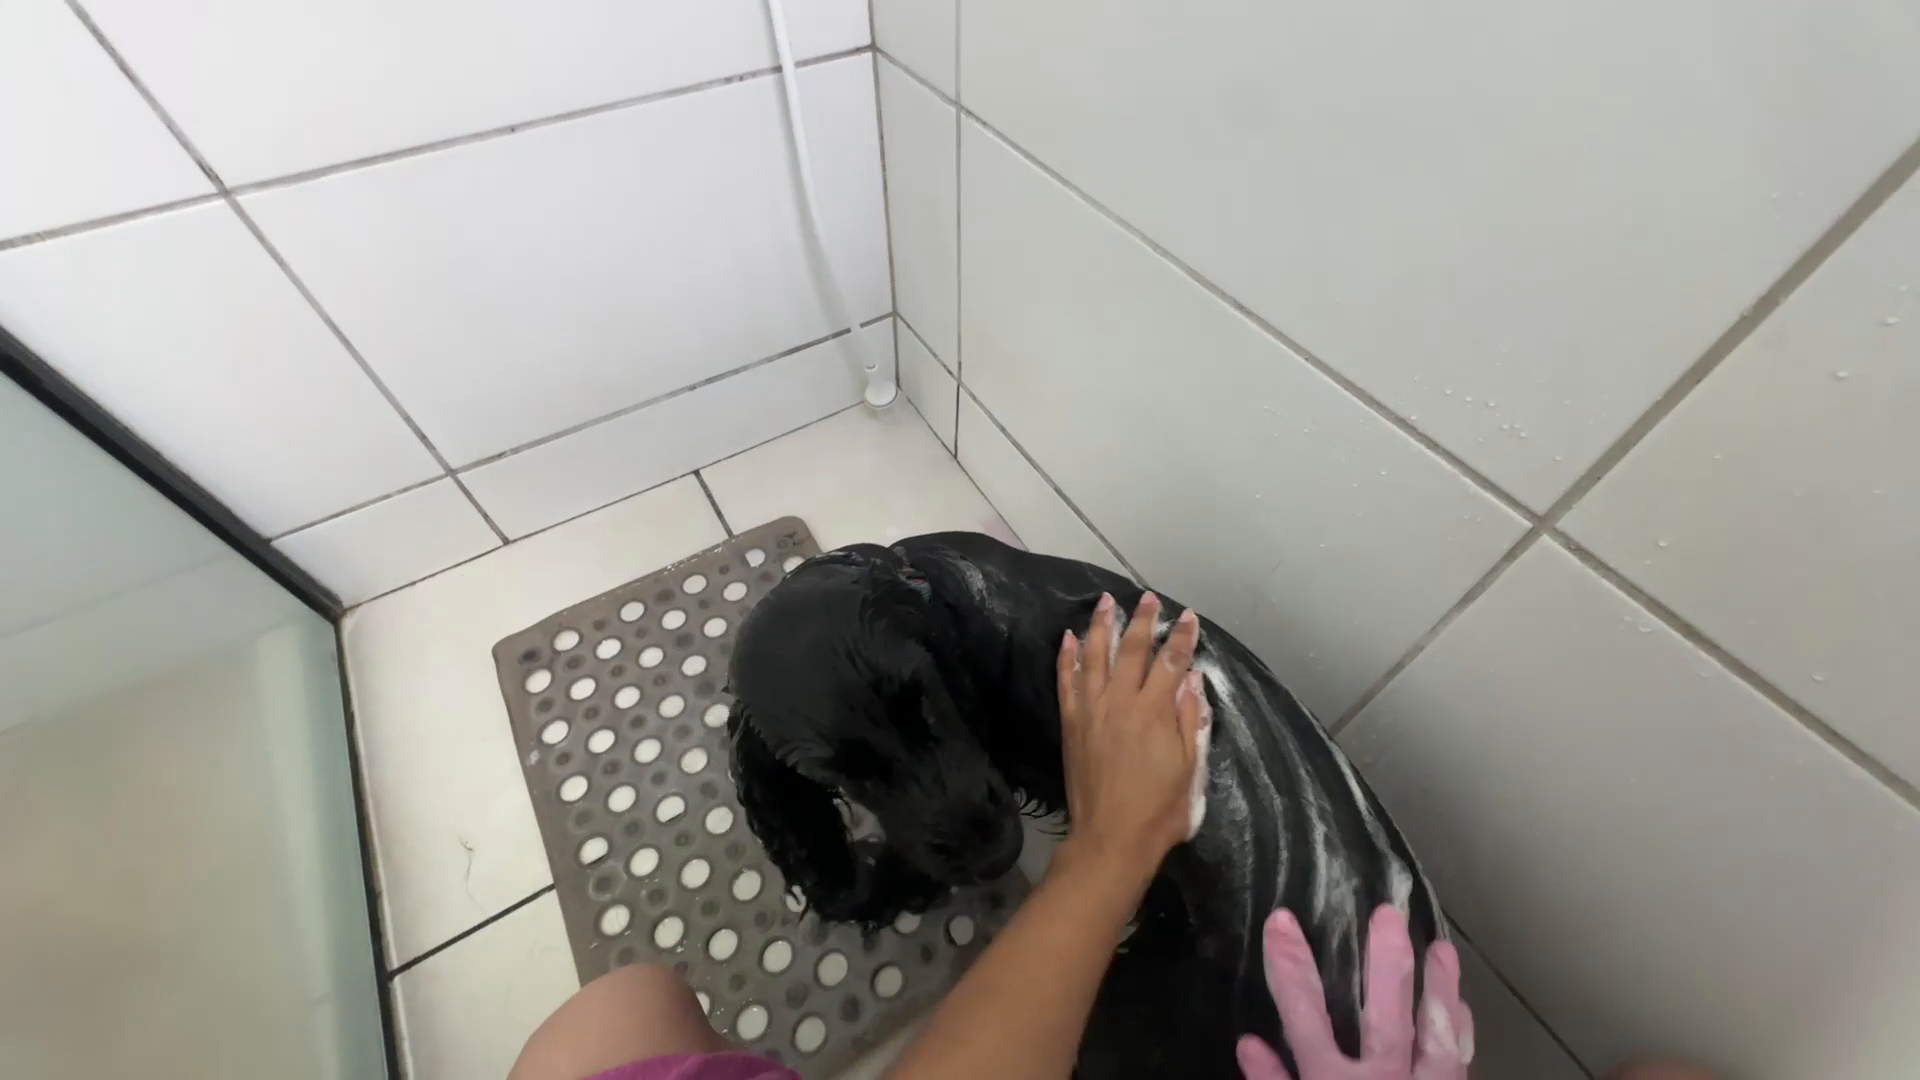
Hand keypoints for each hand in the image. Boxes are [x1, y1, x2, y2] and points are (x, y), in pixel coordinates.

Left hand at [1054, 592, 1207, 880]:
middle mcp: (1121, 701)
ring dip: (1102, 626)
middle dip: (1143, 620)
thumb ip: (1191, 720)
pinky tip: (1069, 636)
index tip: (1187, 616)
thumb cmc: (1159, 810)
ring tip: (1106, 601)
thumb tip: (1192, 679)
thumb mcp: (1191, 769)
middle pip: (1133, 650)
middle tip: (1149, 597)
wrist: (1110, 838)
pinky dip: (1067, 656)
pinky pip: (1067, 680)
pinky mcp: (1071, 721)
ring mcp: (1091, 709)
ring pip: (1095, 656)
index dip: (1181, 637)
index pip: (1171, 662)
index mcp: (1155, 712)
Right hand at [1238, 905, 1473, 1079]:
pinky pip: (1459, 1068)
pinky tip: (1460, 1006)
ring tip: (1441, 947)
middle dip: (1386, 966)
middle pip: (1387, 1021)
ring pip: (1438, 1042)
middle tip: (1388, 914)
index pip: (1305, 1017)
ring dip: (1439, 993)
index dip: (1291, 966)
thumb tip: (1250, 1042)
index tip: (1282, 919)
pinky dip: (1460, 1034)